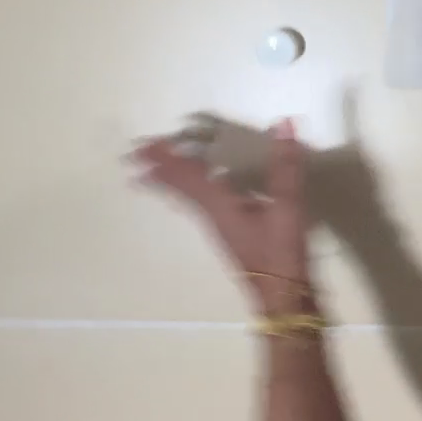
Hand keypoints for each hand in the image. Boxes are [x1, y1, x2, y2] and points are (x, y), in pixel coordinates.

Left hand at [131, 118, 311, 315]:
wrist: (283, 296)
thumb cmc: (281, 252)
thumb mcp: (287, 207)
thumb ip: (285, 167)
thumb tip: (283, 123)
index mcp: (220, 206)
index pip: (187, 177)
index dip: (167, 159)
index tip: (142, 145)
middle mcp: (213, 216)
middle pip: (180, 189)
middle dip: (160, 171)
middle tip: (135, 155)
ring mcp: (222, 228)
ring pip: (189, 199)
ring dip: (172, 182)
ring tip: (154, 172)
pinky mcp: (234, 235)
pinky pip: (203, 206)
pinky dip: (193, 194)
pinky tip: (203, 195)